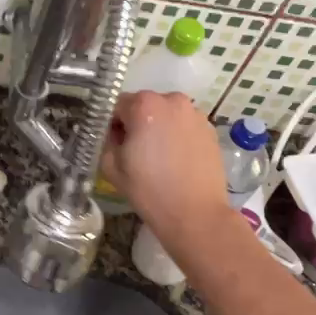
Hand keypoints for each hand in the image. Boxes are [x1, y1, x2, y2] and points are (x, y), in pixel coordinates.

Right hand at [98, 91, 230, 234]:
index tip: (113, 144)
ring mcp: (195, 114)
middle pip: (144, 106)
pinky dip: (176, 135)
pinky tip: (175, 160)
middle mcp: (172, 101)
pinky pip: (184, 125)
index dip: (111, 124)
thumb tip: (114, 133)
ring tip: (158, 157)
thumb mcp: (110, 165)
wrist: (195, 214)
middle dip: (136, 122)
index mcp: (144, 105)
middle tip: (135, 151)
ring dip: (158, 128)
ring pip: (165, 115)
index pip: (117, 105)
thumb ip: (106, 140)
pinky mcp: (210, 129)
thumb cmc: (149, 189)